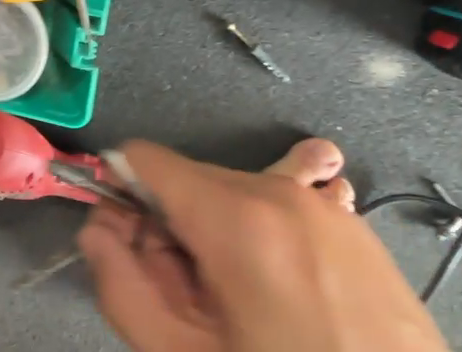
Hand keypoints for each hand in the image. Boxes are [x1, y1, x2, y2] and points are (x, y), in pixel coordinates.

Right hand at [79, 138, 447, 351]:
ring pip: (239, 194)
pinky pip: (291, 207)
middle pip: (191, 180)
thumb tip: (99, 228)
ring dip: (224, 232)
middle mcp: (281, 194)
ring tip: (251, 302)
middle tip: (200, 299)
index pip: (143, 158)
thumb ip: (120, 282)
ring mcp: (329, 209)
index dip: (125, 200)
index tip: (140, 252)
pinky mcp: (361, 232)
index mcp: (235, 217)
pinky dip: (272, 234)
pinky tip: (292, 292)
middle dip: (177, 225)